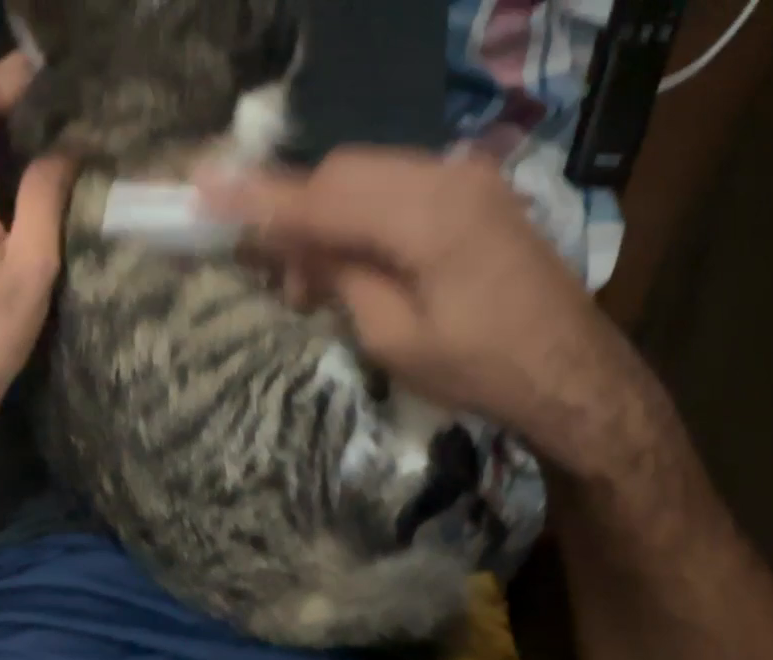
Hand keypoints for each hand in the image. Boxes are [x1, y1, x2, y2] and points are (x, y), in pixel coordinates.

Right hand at [199, 149, 652, 469]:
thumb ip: (338, 277)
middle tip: (278, 278)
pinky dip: (358, 216)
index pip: (322, 198)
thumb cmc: (477, 370)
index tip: (201, 192)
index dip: (258, 199)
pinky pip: (393, 187)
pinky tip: (352, 262)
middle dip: (294, 214)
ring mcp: (466, 180)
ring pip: (365, 176)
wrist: (571, 374)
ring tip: (314, 283)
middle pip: (341, 172)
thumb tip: (292, 245)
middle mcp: (448, 179)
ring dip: (324, 218)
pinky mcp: (472, 194)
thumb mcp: (391, 336)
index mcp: (427, 218)